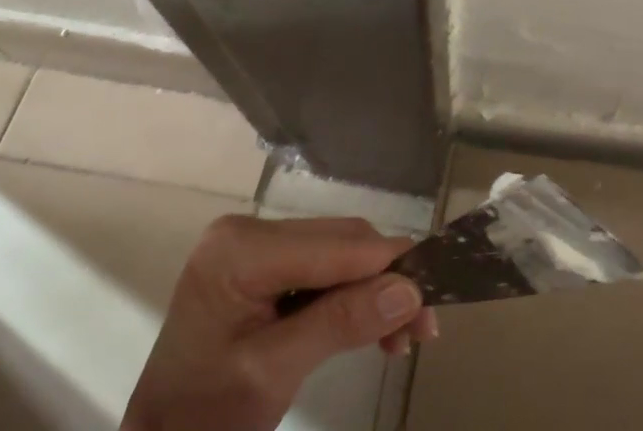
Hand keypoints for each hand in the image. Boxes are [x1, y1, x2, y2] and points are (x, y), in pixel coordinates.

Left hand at [122, 215, 438, 430]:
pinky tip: (372, 326)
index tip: (435, 297)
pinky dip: (352, 295)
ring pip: (340, 252)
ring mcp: (253, 245)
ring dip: (375, 290)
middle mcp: (248, 231)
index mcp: (241, 248)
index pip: (337, 246)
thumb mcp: (273, 371)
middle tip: (421, 331)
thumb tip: (409, 291)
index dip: (392, 266)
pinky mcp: (261, 263)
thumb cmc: (206, 411)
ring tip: (401, 338)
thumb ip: (339, 323)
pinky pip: (323, 266)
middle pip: (343, 242)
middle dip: (387, 282)